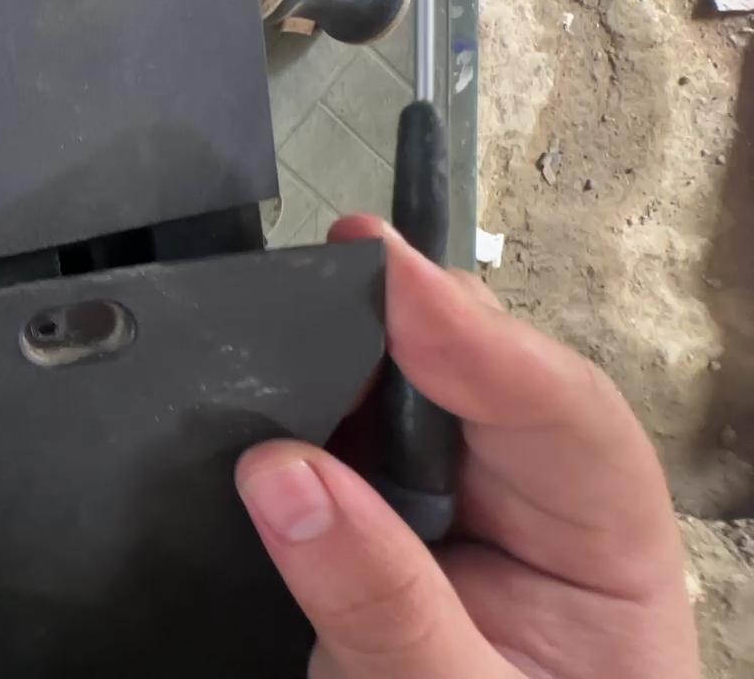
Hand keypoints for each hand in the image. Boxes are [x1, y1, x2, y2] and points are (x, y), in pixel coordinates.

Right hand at [236, 215, 698, 677]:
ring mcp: (430, 506)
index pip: (563, 423)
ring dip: (341, 343)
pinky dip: (286, 392)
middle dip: (415, 312)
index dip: (480, 338)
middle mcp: (520, 513)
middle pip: (479, 382)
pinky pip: (324, 432)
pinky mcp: (357, 506)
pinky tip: (253, 365)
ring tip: (286, 292)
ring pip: (395, 399)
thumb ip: (377, 602)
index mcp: (598, 565)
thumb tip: (280, 471)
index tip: (387, 274)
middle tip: (341, 250)